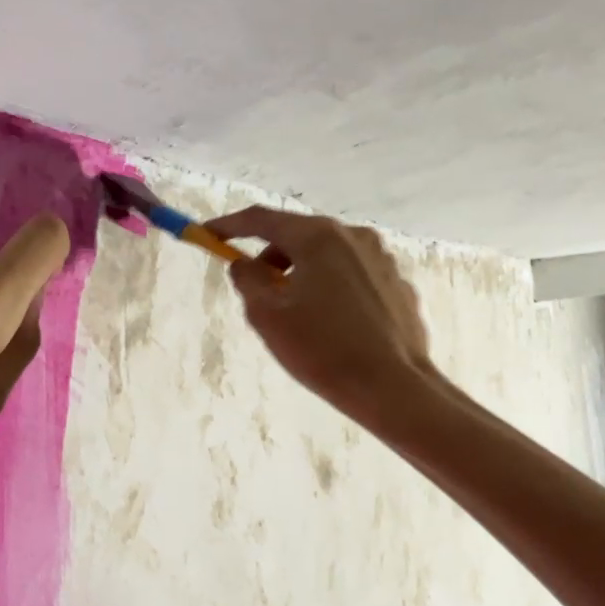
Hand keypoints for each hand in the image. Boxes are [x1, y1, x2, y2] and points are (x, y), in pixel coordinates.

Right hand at [203, 206, 430, 418]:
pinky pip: (351, 275)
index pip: (262, 219)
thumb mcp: (267, 315)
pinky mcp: (397, 283)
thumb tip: (243, 264)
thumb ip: (247, 280)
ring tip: (295, 313)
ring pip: (326, 255)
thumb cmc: (321, 348)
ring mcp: (381, 258)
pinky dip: (330, 287)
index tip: (207, 233)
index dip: (229, 225)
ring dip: (301, 272)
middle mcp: (353, 236)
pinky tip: (329, 324)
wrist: (392, 386)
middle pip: (298, 235)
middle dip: (270, 256)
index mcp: (318, 238)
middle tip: (256, 290)